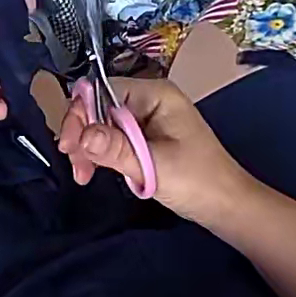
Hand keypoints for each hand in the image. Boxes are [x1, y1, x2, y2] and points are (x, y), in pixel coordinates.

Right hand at [57, 77, 253, 222]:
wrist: (226, 205)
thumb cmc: (199, 181)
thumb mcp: (154, 165)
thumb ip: (116, 149)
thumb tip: (83, 134)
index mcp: (156, 95)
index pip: (103, 91)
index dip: (81, 114)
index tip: (69, 145)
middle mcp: (150, 100)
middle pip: (99, 107)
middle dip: (83, 135)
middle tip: (76, 166)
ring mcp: (147, 120)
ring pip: (103, 126)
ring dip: (89, 148)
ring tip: (84, 175)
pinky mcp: (145, 139)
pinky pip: (114, 140)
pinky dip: (102, 155)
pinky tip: (95, 172)